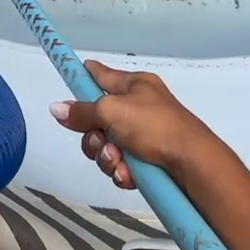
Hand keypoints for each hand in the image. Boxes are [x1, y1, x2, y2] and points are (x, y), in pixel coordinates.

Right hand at [49, 60, 217, 187]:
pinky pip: (122, 165)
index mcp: (134, 85)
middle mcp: (139, 108)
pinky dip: (121, 171)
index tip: (69, 78)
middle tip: (100, 142)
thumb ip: (82, 112)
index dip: (83, 76)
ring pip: (107, 145)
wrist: (194, 166)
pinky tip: (127, 175)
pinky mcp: (149, 162)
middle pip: (98, 118)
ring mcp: (145, 136)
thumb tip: (55, 108)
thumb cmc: (154, 126)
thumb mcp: (111, 112)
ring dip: (107, 156)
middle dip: (93, 135)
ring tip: (118, 162)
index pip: (101, 74)